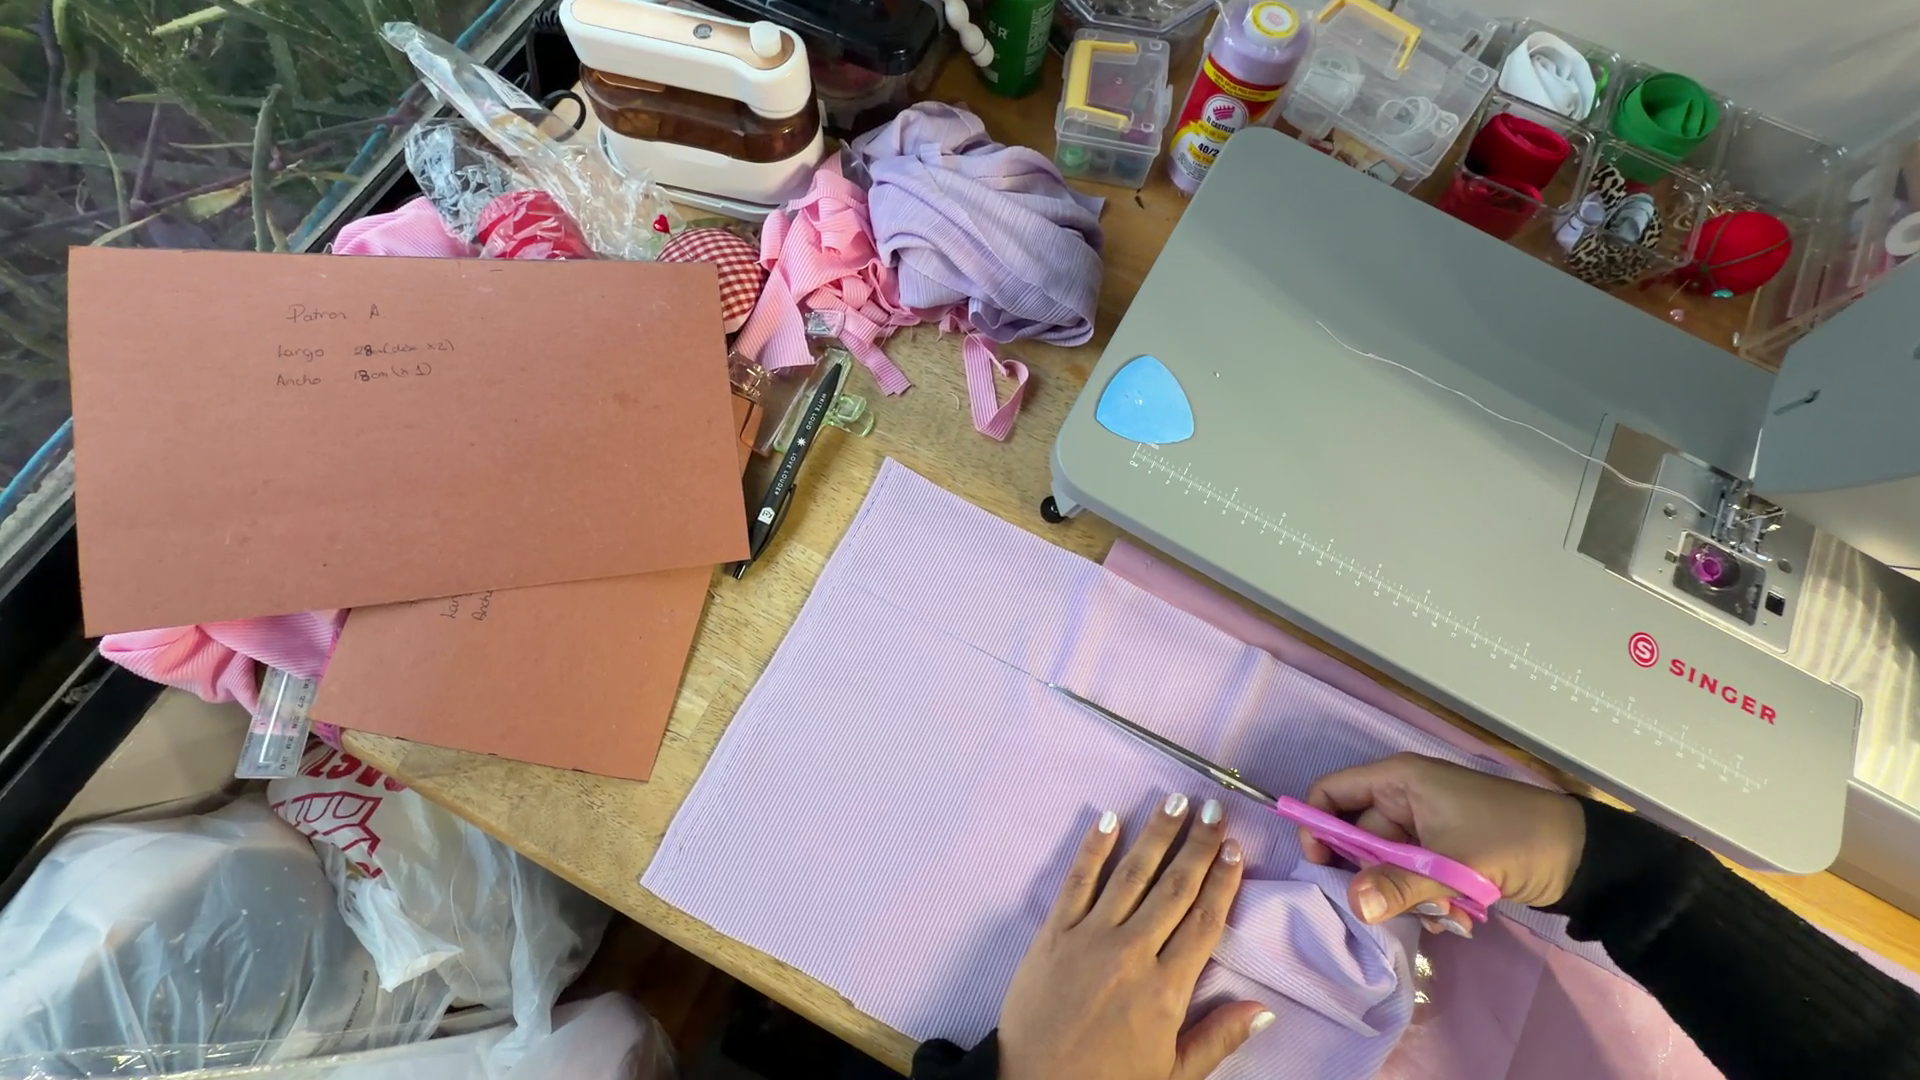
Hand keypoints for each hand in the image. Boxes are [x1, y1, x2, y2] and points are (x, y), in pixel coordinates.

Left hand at [997, 793, 1274, 1079]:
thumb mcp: (1172, 1075)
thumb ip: (1218, 1038)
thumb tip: (1263, 1007)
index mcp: (1166, 990)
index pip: (1204, 921)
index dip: (1222, 881)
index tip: (1235, 848)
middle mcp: (1132, 952)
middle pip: (1174, 887)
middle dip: (1196, 844)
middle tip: (1212, 808)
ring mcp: (1090, 935)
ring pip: (1131, 874)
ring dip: (1155, 834)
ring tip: (1175, 801)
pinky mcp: (1055, 929)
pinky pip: (1078, 880)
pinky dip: (1094, 847)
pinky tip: (1109, 818)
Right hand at [1300, 753, 1585, 936]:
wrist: (1588, 858)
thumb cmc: (1512, 839)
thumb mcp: (1454, 865)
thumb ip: (1399, 884)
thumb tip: (1353, 904)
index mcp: (1396, 780)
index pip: (1331, 791)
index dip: (1316, 824)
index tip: (1321, 865)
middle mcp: (1402, 795)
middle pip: (1357, 833)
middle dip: (1372, 874)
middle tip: (1390, 905)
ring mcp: (1423, 822)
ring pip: (1386, 859)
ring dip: (1403, 891)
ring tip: (1437, 916)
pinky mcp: (1442, 846)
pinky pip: (1412, 870)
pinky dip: (1423, 894)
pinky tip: (1450, 916)